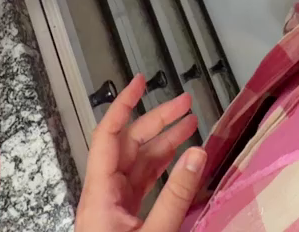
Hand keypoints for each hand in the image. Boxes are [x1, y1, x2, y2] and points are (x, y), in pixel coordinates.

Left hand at [75, 75, 204, 231]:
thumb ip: (176, 194)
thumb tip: (198, 150)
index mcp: (100, 194)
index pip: (109, 135)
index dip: (122, 104)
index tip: (140, 81)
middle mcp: (103, 195)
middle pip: (128, 144)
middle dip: (157, 120)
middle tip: (187, 102)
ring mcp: (113, 208)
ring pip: (138, 162)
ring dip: (164, 141)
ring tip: (192, 124)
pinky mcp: (124, 220)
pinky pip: (143, 182)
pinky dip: (163, 165)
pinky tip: (182, 158)